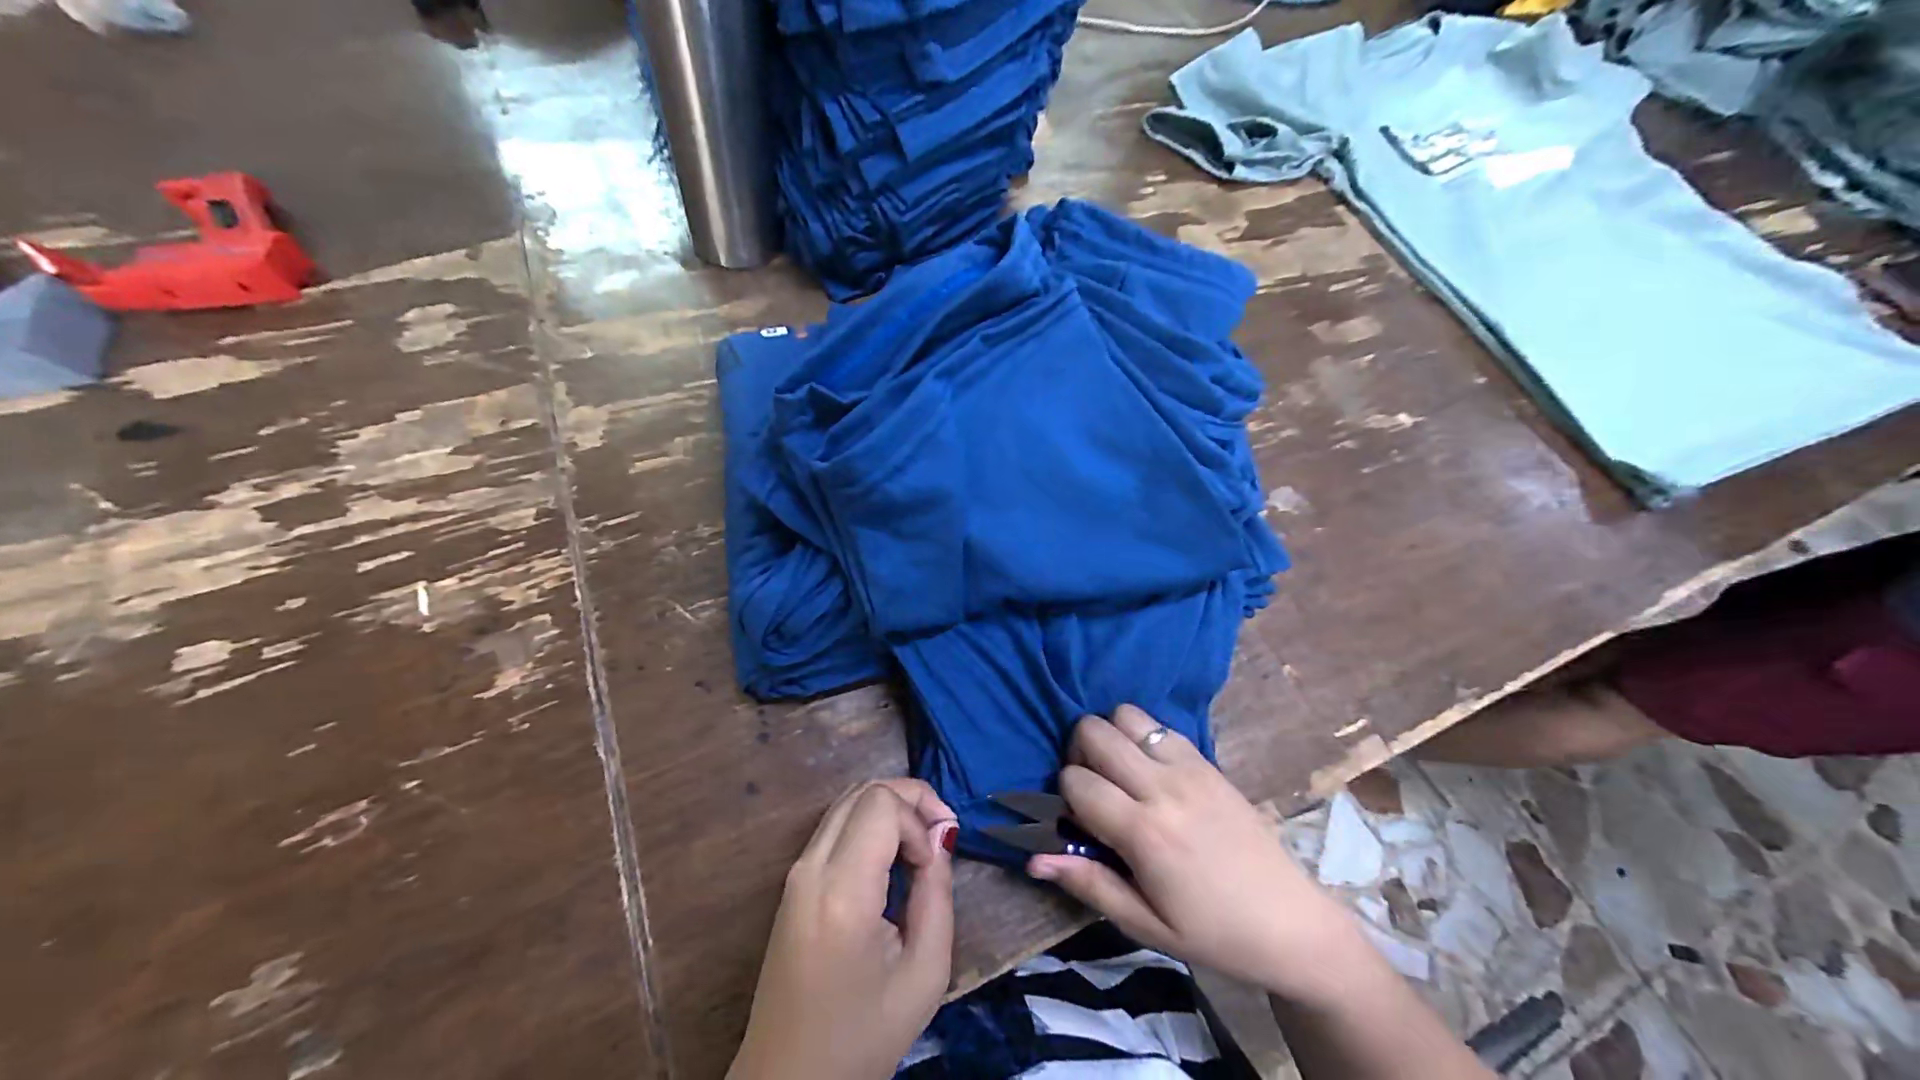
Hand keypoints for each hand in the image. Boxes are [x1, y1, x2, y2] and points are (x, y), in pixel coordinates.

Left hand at [729, 779, 959, 1079]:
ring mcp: (795, 872)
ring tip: (921, 845)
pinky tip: (892, 856)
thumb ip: (938, 893)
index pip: (880, 803)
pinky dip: (869, 823)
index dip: (919, 818)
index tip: (934, 863)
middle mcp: (810, 868)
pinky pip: (835, 825)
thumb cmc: (863, 1036)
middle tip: (940, 836)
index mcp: (841, 892)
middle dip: (910, 800)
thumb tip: (942, 834)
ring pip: (847, 801)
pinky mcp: (792, 881)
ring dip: (890, 808)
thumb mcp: (924, 973)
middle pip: (863, 790)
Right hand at [1029, 706, 1367, 1003]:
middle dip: (1078, 754)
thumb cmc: (1214, 933)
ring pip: (1125, 714)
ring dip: (1110, 736)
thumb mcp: (1146, 925)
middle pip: (1093, 731)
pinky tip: (1149, 770)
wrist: (1292, 923)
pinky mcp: (1208, 761)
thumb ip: (1088, 883)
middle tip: (1092, 789)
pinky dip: (1141, 736)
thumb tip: (1034, 857)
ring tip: (1118, 773)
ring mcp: (1190, 767)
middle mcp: (1164, 787)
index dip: (1064, 797)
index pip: (1076, 781)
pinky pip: (1160, 725)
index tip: (1079, 822)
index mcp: (1145, 832)